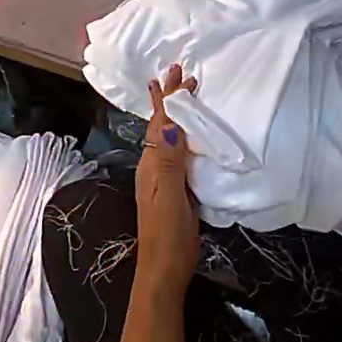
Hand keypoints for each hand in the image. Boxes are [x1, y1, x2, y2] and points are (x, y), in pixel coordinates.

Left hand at [135, 64, 199, 292]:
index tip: (179, 74)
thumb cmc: (168, 234)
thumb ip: (170, 162)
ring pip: (168, 137)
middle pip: (161, 126)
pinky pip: (177, 152)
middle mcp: (154, 166)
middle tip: (177, 72)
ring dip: (175, 114)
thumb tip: (170, 125)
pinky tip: (190, 136)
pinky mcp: (174, 189)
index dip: (169, 99)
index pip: (161, 124)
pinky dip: (183, 135)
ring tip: (180, 95)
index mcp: (152, 165)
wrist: (165, 269)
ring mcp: (162, 178)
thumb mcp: (170, 197)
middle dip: (168, 100)